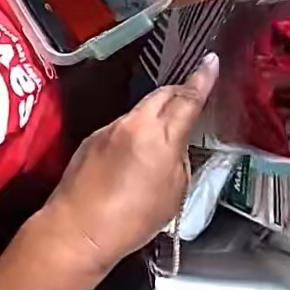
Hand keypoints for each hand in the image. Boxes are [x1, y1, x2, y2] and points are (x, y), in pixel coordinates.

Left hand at [29, 54, 218, 276]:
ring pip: (141, 109)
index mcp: (161, 136)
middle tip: (193, 95)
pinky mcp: (93, 137)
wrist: (78, 227)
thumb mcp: (174, 194)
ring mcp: (110, 128)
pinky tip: (134, 154)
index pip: (188, 99)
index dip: (203, 79)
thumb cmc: (130, 220)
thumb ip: (180, 160)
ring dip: (156, 113)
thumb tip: (176, 147)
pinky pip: (121, 125)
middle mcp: (134, 124)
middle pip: (163, 94)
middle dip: (180, 91)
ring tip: (164, 135)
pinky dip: (134, 130)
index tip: (211, 62)